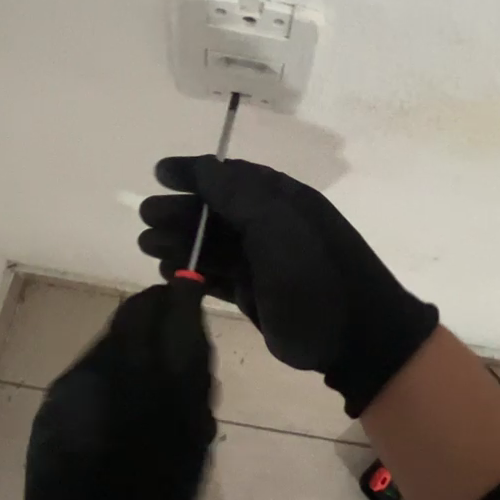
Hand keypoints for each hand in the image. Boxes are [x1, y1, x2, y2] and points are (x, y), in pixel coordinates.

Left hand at [0, 283, 216, 499]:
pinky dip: (110, 386)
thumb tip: (189, 321)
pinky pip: (88, 382)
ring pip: (107, 353)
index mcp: (130, 367)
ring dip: (131, 359)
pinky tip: (120, 422)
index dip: (173, 297)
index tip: (188, 296)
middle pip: (126, 325)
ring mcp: (65, 390)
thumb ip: (191, 369)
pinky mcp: (49, 413)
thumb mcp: (191, 430)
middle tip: (177, 351)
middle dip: (152, 326)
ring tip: (151, 399)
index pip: (152, 307)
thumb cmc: (152, 493)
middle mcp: (91, 367)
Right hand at [137, 156, 438, 416]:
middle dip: (180, 211)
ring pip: (212, 244)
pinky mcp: (254, 295)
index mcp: (280, 199)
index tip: (159, 173)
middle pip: (216, 211)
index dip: (195, 173)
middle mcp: (270, 225)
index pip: (230, 176)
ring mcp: (262, 262)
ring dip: (180, 241)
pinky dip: (192, 273)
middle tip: (146, 217)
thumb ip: (235, 192)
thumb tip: (200, 165)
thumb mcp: (275, 222)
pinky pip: (217, 276)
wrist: (352, 334)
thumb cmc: (313, 271)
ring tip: (148, 245)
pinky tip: (168, 272)